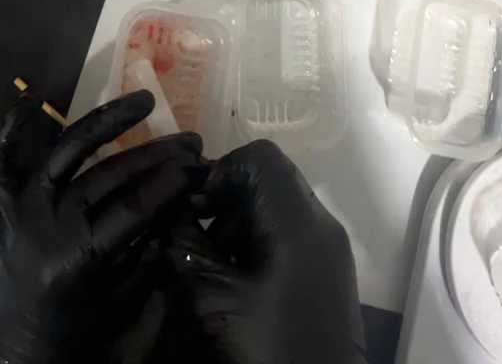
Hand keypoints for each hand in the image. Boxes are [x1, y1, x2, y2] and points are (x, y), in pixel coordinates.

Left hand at [0, 90, 206, 363]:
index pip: (134, 206)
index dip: (170, 182)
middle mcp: (47, 223)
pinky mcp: (1, 203)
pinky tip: (33, 99)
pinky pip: (1, 158)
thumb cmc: (74, 341)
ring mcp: (21, 207)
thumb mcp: (125, 308)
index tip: (198, 163)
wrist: (5, 357)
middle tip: (190, 141)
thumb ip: (151, 253)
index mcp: (78, 258)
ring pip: (67, 149)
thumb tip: (178, 203)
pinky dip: (13, 126)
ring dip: (109, 120)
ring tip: (145, 101)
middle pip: (110, 173)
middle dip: (157, 154)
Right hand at [169, 139, 365, 363]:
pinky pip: (293, 228)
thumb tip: (170, 219)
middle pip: (271, 176)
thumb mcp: (218, 300)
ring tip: (215, 255)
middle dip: (229, 195)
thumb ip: (190, 249)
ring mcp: (330, 245)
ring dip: (243, 215)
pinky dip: (262, 235)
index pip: (260, 157)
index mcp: (296, 222)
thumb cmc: (271, 347)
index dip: (223, 169)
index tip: (198, 204)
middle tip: (199, 227)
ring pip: (282, 201)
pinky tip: (240, 273)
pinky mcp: (331, 267)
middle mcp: (320, 222)